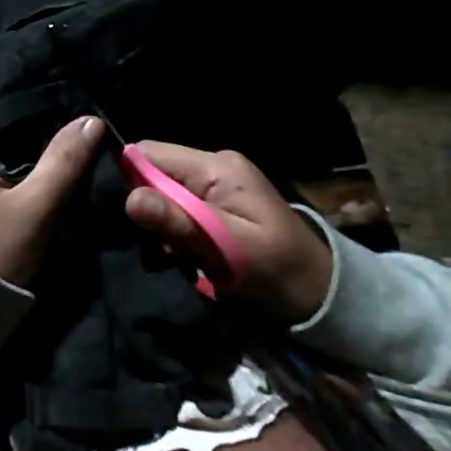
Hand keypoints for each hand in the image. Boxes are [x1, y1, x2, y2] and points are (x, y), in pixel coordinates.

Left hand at [0, 117, 103, 287]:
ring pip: (27, 148)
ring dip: (54, 149)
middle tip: (95, 122)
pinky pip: (26, 167)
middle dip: (56, 127)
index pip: (15, 106)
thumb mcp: (36, 205)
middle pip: (23, 128)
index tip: (85, 102)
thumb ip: (64, 161)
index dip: (50, 104)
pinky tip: (73, 163)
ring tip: (91, 136)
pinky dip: (47, 167)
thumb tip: (93, 119)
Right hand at [123, 142, 334, 323]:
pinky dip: (173, 234)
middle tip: (160, 248)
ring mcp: (214, 186)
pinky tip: (184, 257)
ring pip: (160, 194)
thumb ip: (180, 222)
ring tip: (176, 258)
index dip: (129, 182)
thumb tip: (129, 198)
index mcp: (216, 166)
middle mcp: (212, 166)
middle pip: (152, 173)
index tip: (128, 221)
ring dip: (160, 227)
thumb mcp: (228, 248)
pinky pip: (177, 209)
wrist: (321, 297)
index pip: (148, 153)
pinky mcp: (215, 206)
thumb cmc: (278, 271)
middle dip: (147, 209)